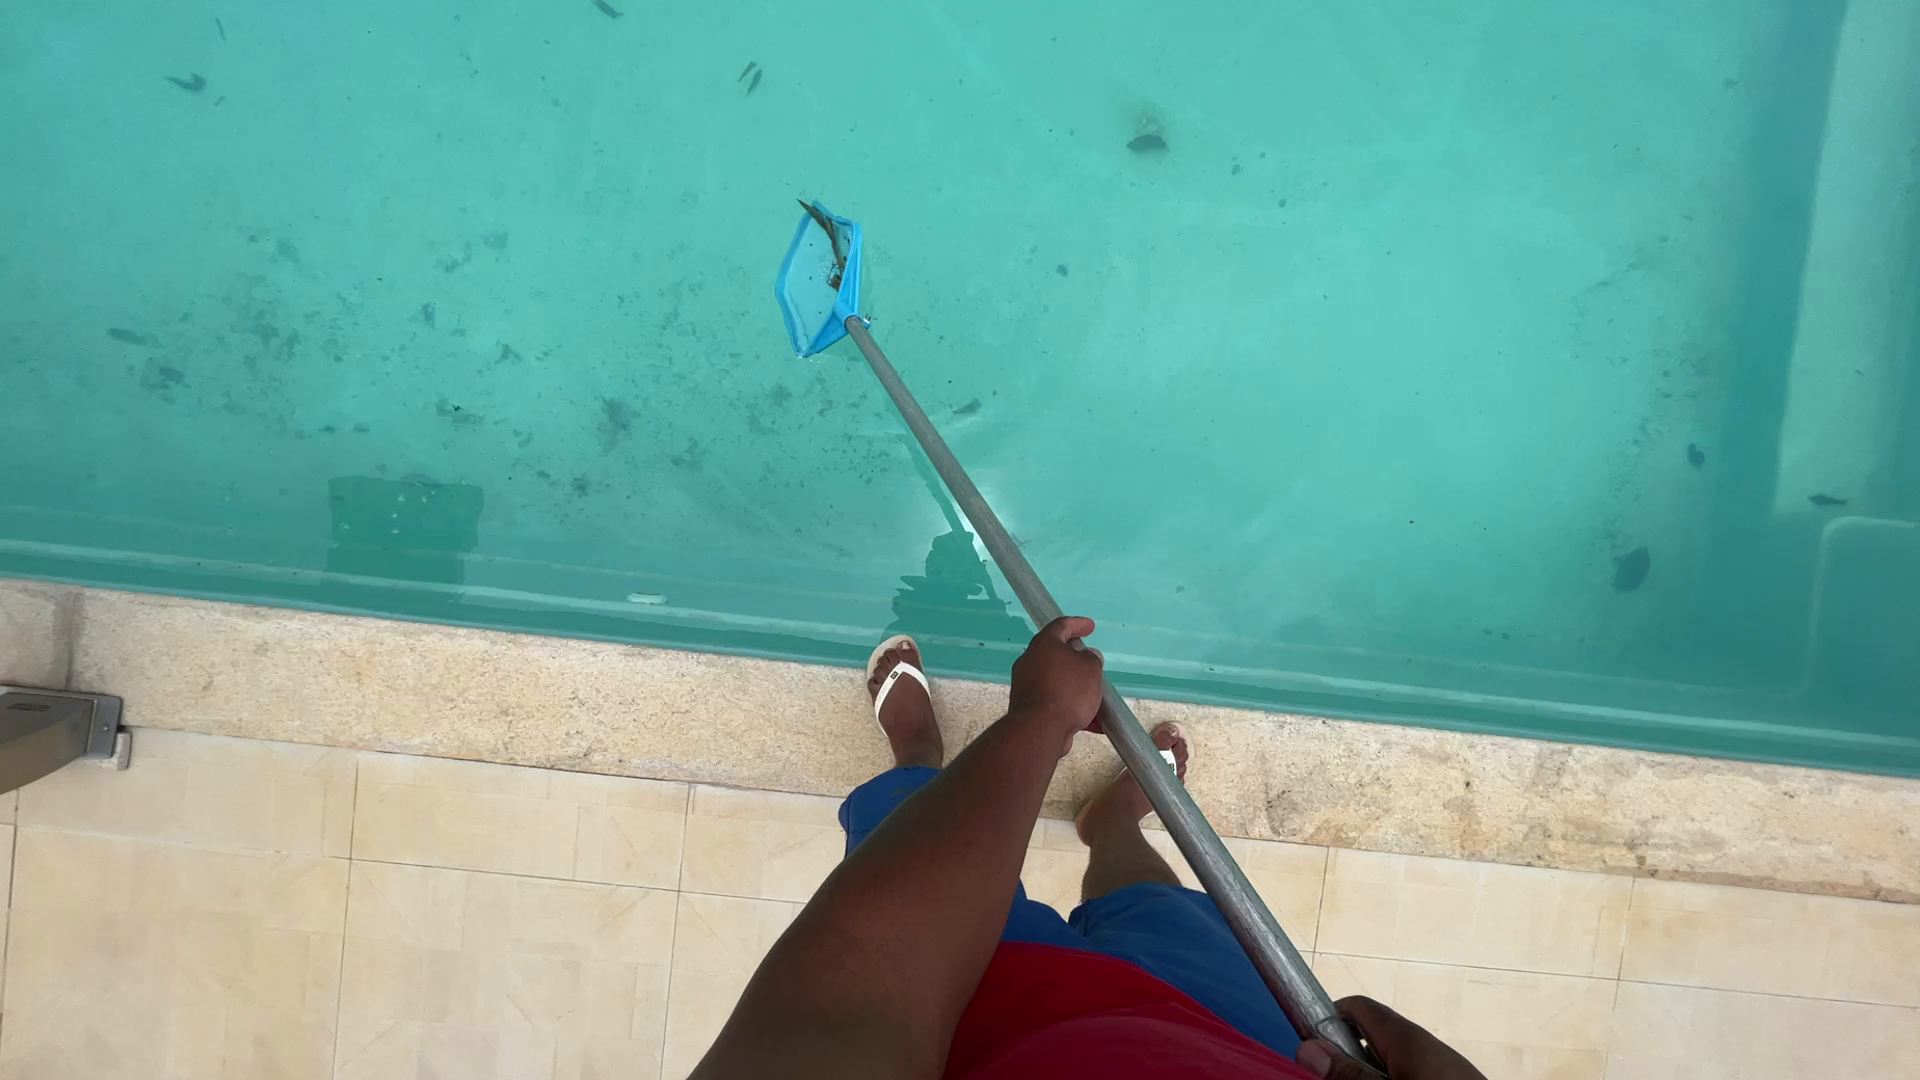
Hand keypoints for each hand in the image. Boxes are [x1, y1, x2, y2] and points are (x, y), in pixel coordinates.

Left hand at [1008, 616, 1104, 736]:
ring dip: (1077, 689)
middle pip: (1056, 655)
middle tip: (1093, 664)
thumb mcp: (1090, 668)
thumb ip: (1091, 659)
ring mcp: (1027, 685)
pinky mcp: (1029, 708)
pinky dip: (1072, 709)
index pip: (1061, 625)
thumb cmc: (1067, 690)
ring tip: (1098, 699)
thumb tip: (1087, 657)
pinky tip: (1093, 723)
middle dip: (1077, 660)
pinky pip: (1055, 703)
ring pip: (1057, 682)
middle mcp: (1030, 661)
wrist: (1040, 729)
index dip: (1077, 623)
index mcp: (1043, 644)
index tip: (1090, 626)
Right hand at [1296, 997, 1486, 1079]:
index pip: (1355, 1006)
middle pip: (1375, 1035)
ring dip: (1377, 1073)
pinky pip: (1421, 1072)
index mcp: (1407, 1037)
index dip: (1330, 1021)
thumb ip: (1351, 1076)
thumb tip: (1306, 1049)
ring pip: (1398, 1059)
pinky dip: (1404, 1078)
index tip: (1318, 1051)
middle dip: (1353, 1056)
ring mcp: (1450, 1067)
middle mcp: (1428, 1044)